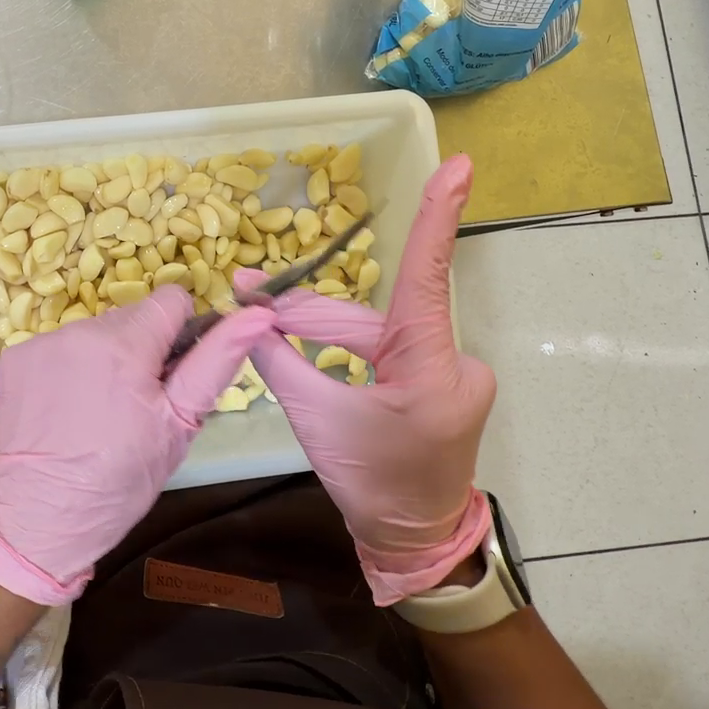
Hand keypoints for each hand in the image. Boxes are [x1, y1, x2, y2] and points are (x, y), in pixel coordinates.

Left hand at [0, 287, 274, 605]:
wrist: (42, 521)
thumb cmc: (121, 479)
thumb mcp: (180, 425)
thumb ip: (217, 362)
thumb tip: (258, 314)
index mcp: (126, 343)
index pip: (171, 300)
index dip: (182, 333)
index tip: (172, 374)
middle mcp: (80, 330)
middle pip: (132, 318)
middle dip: (142, 349)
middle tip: (137, 403)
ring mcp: (41, 343)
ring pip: (95, 333)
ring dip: (105, 359)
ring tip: (99, 410)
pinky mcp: (14, 359)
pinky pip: (58, 349)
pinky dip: (68, 370)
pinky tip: (67, 410)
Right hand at [236, 154, 494, 603]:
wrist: (415, 542)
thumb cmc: (371, 484)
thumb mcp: (316, 420)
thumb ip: (281, 362)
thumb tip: (247, 317)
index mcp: (430, 369)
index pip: (427, 280)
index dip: (439, 219)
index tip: (462, 166)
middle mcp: (453, 361)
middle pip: (370, 318)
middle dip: (308, 313)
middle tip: (247, 294)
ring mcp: (453, 372)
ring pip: (375, 334)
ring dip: (323, 333)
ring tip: (267, 324)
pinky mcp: (444, 381)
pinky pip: (387, 350)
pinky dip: (347, 349)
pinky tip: (310, 352)